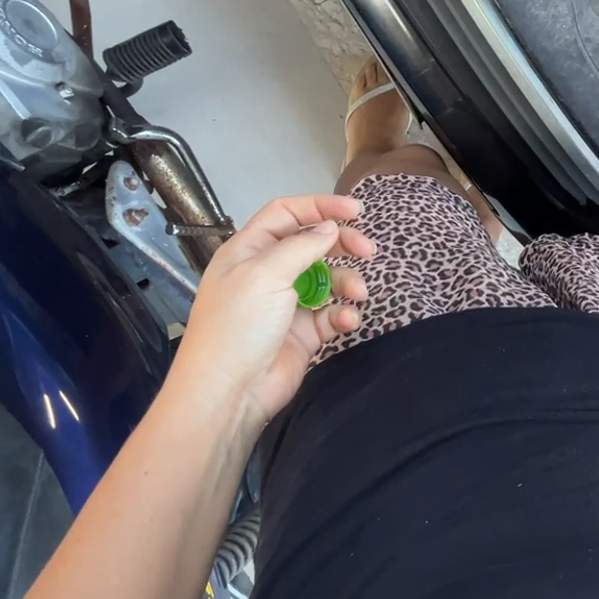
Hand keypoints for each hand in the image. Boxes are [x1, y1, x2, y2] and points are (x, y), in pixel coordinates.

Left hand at [167, 194, 375, 436]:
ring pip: (329, 279)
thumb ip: (303, 246)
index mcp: (249, 251)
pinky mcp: (304, 331)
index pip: (286, 215)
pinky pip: (332, 313)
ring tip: (359, 295)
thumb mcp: (267, 274)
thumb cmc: (239, 324)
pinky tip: (346, 322)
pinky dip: (343, 314)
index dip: (320, 207)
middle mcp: (268, 273)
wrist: (230, 391)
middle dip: (343, 245)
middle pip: (314, 244)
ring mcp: (288, 303)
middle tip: (368, 251)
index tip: (356, 212)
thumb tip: (332, 227)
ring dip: (348, 283)